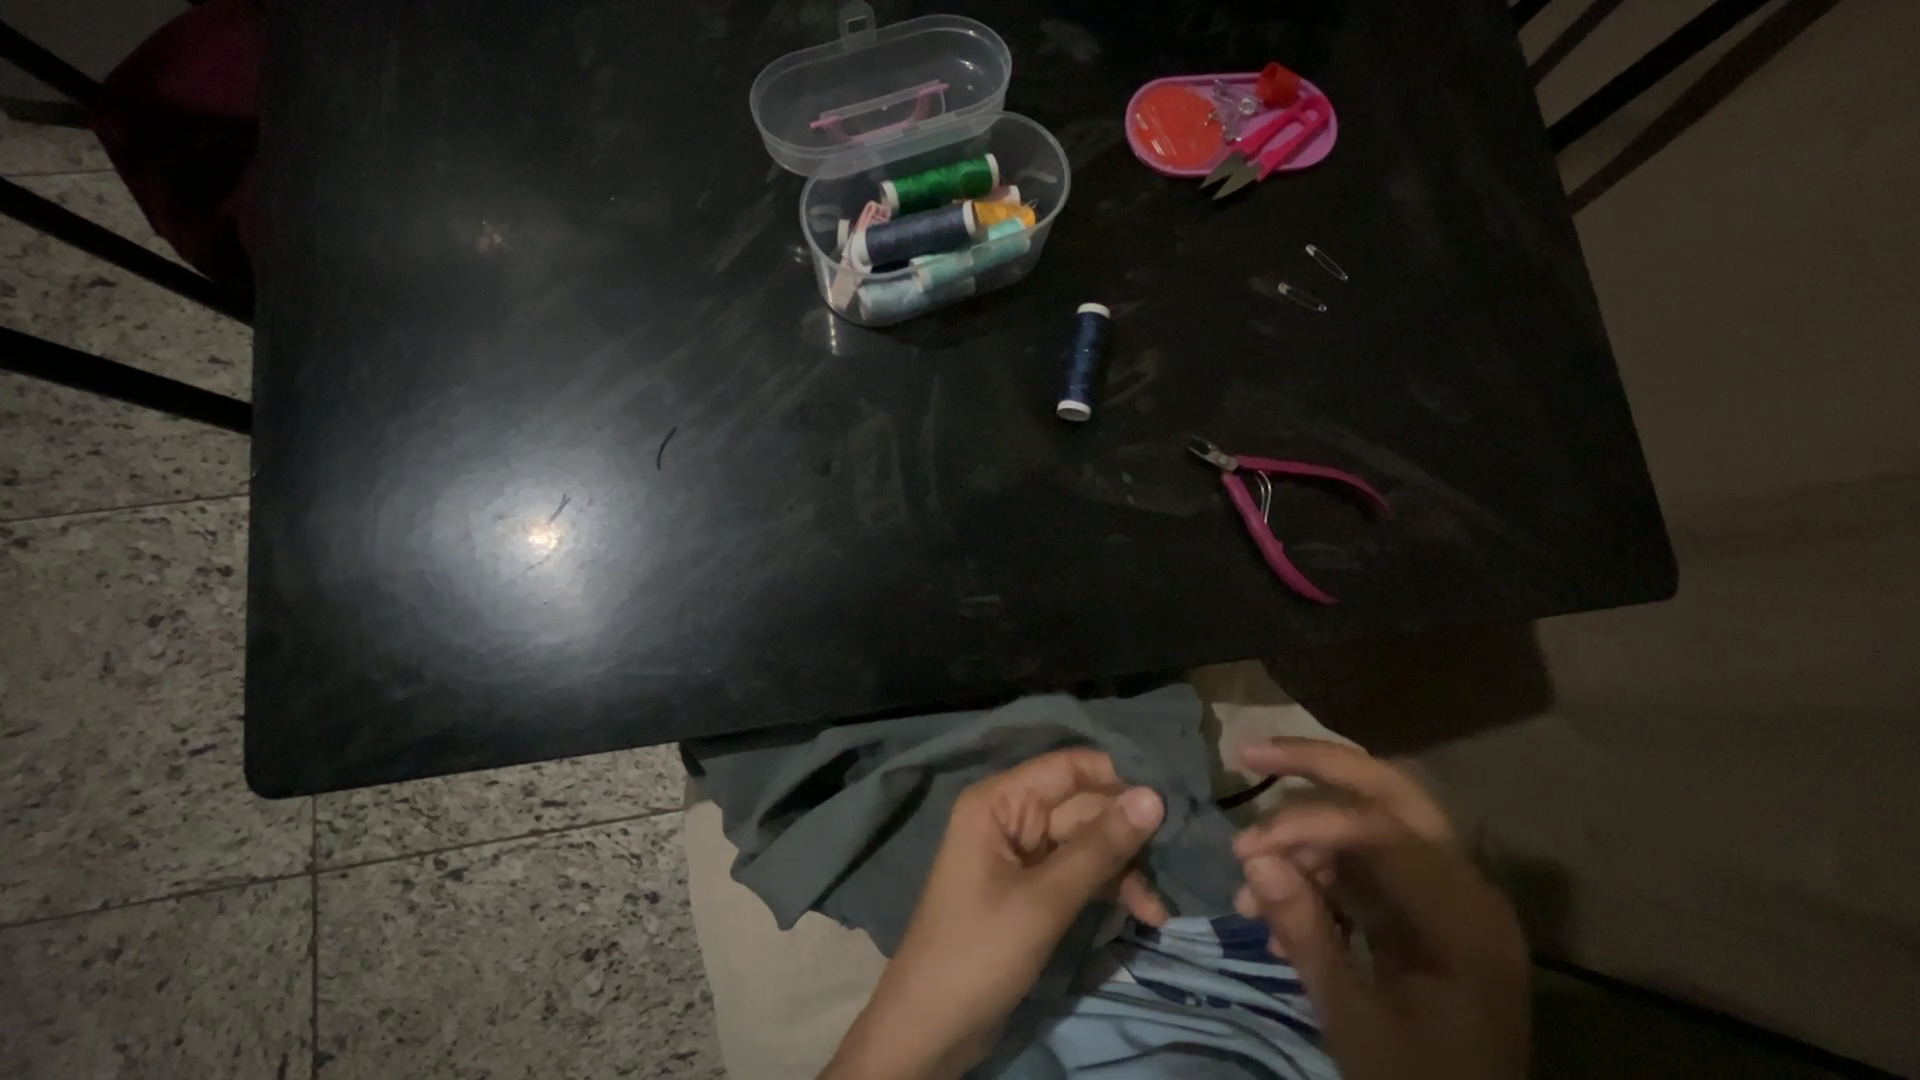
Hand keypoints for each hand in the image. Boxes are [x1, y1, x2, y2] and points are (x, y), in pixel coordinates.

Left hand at [822, 749, 1166, 1079]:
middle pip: (1083, 806)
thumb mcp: (1044, 900)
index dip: (1119, 779)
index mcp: (1000, 801)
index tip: (1172, 803)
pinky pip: (1078, 872)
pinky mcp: (1032, 889)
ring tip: (1158, 912)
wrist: (931, 1027)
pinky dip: (1107, 890)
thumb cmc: (980, 951)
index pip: (1070, 768)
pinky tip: (1143, 914)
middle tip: (1176, 863)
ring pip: (1086, 842)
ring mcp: (1021, 854)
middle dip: (1127, 835)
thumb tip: (1155, 795)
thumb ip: (1099, 847)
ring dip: (1123, 870)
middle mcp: (1010, 817)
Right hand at [1231, 739, 1529, 1079]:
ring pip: (1374, 823)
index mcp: (1463, 919)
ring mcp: (1449, 898)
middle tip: (1250, 753)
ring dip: (1306, 834)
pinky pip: (1367, 866)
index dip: (1307, 825)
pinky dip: (1318, 869)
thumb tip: (1254, 860)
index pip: (1382, 832)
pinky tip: (1275, 904)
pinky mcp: (1427, 913)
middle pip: (1392, 793)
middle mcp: (1466, 889)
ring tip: (1248, 875)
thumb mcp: (1354, 1020)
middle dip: (1318, 766)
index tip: (1245, 850)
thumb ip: (1306, 933)